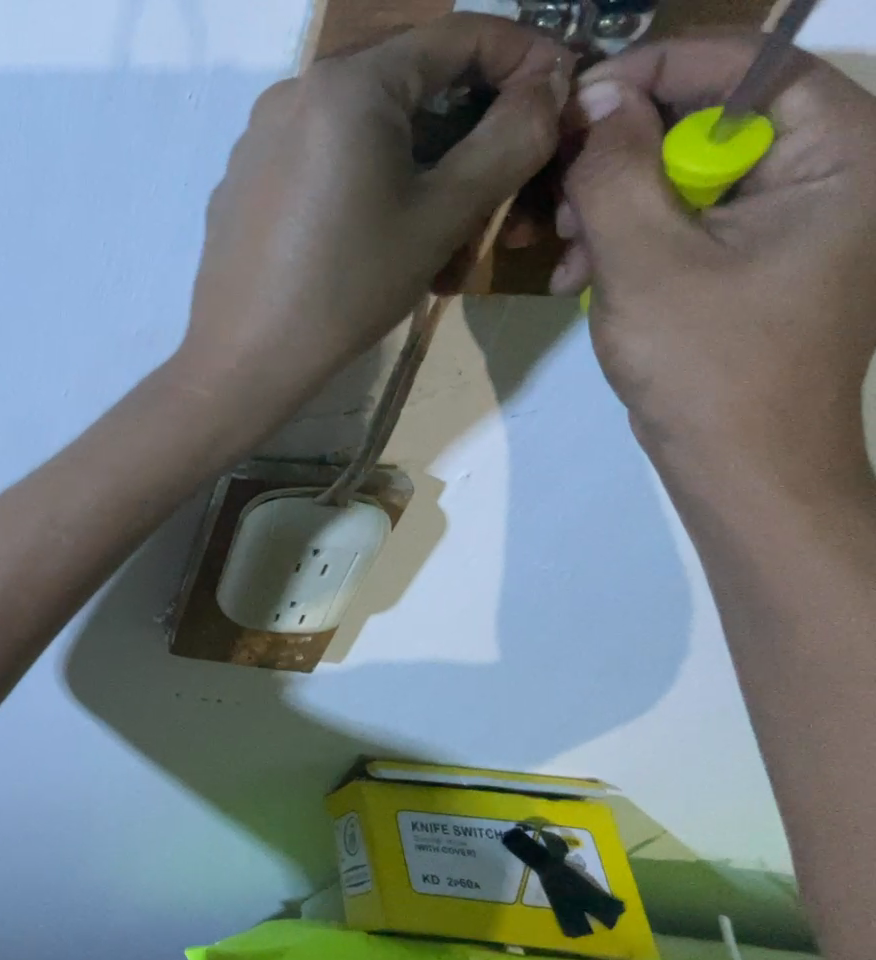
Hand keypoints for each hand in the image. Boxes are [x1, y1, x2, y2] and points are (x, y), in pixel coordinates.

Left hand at [177, 14, 566, 409]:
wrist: (241, 360)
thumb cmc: (346, 287)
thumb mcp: (447, 211)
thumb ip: (515, 133)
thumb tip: (549, 81)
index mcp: (345, 85)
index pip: (460, 37)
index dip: (526, 56)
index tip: (562, 97)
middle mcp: (290, 96)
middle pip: (407, 84)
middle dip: (467, 126)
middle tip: (506, 178)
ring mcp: (256, 141)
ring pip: (363, 129)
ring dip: (418, 165)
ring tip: (449, 228)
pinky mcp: (240, 183)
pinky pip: (318, 161)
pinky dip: (363, 182)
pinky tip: (382, 236)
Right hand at [556, 38, 875, 496]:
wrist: (740, 458)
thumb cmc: (708, 359)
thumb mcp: (646, 261)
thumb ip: (616, 173)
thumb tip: (592, 98)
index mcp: (841, 154)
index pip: (752, 66)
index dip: (660, 70)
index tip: (575, 103)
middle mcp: (827, 169)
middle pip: (709, 117)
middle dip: (618, 151)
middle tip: (553, 193)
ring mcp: (786, 215)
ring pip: (682, 169)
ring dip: (608, 200)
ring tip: (558, 246)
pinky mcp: (747, 253)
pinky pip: (680, 214)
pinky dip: (622, 234)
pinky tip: (579, 271)